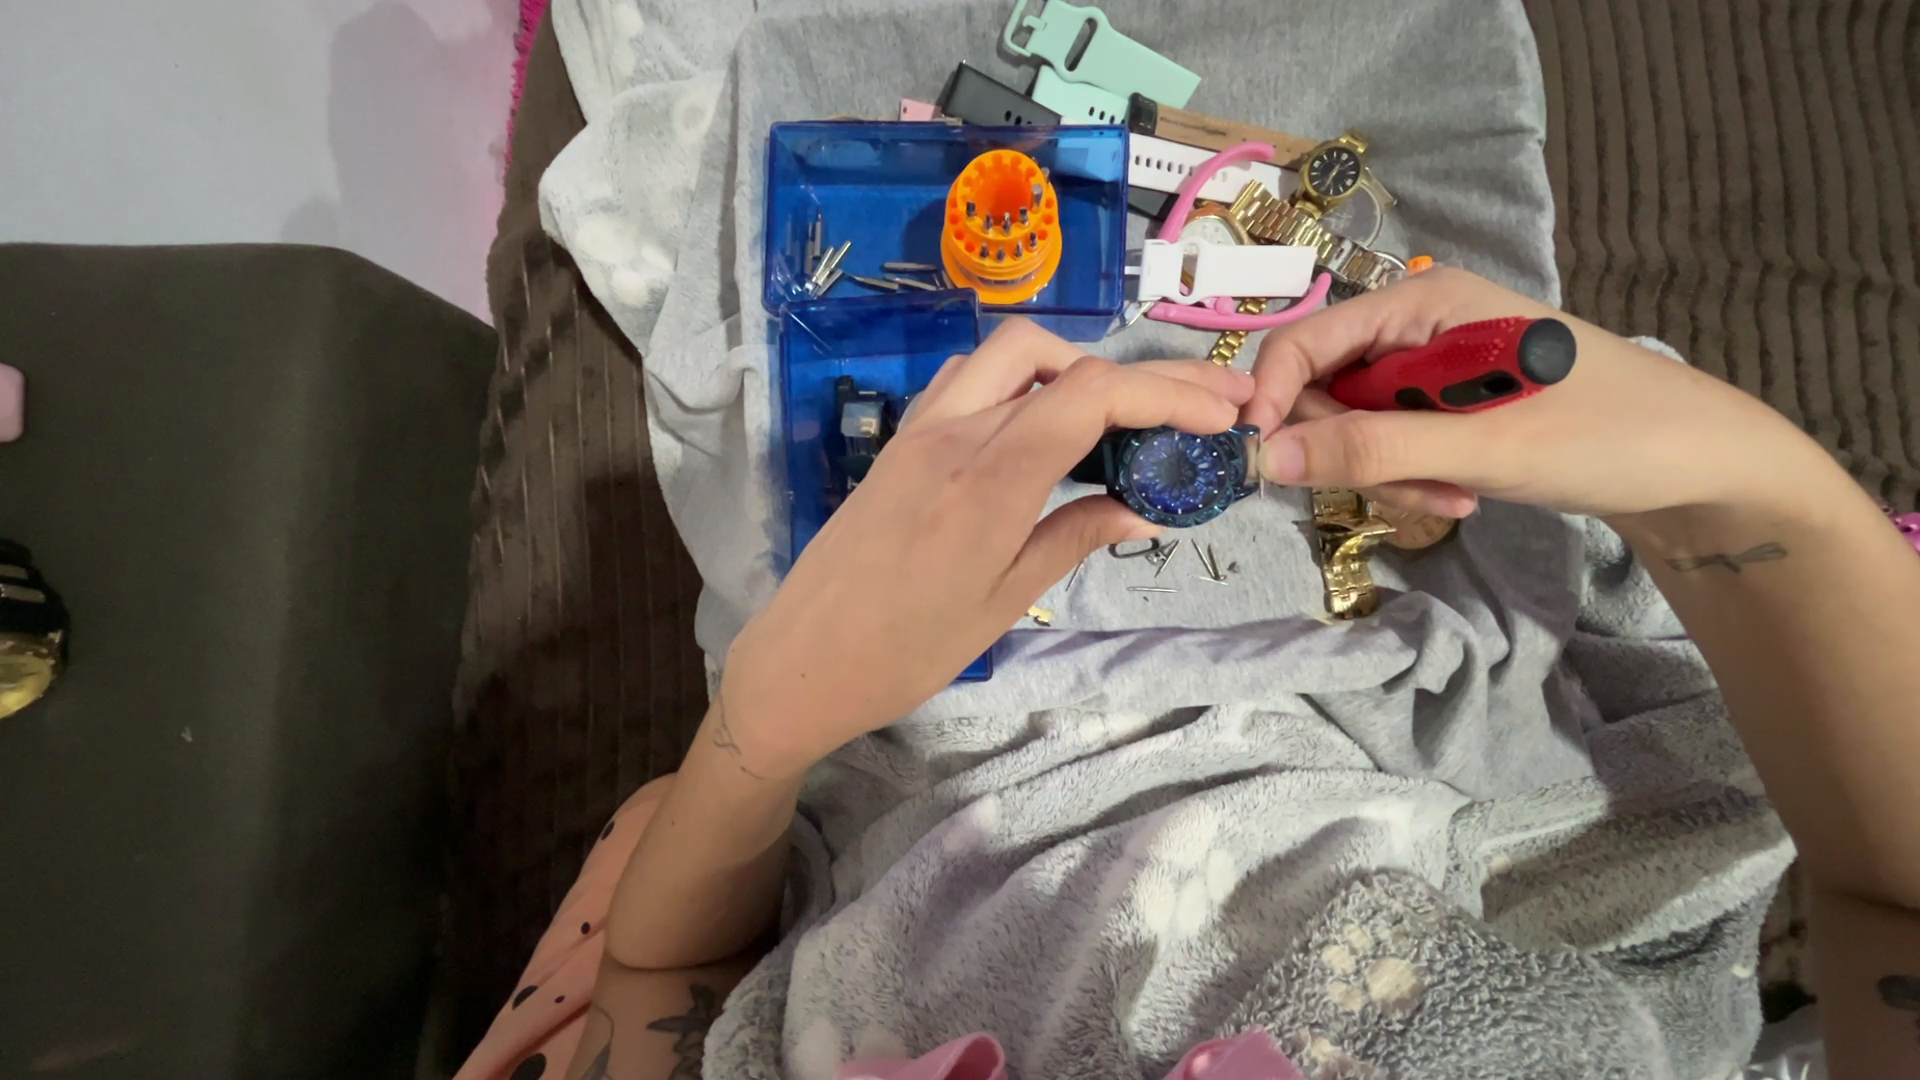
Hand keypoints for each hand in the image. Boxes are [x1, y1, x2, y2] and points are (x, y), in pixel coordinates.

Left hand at [717, 318, 1252, 776]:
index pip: (1091, 394)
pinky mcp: (901, 441)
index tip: (1222, 413)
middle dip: (1137, 369)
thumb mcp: (1004, 602)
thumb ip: (1075, 537)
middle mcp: (953, 433)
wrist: (801, 661)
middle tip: (1200, 396)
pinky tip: (1041, 424)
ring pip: (1006, 354)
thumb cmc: (905, 651)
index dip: (1167, 393)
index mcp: (989, 480)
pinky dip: (1020, 382)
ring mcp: (919, 430)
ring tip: (1119, 413)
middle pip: (1054, 355)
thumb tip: (1147, 509)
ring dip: (1073, 366)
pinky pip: (967, 381)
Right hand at [1244, 267, 1834, 523]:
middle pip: (1319, 391)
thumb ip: (1370, 448)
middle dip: (1346, 449)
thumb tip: (1263, 459)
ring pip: (1346, 427)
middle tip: (1398, 489)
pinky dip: (1404, 477)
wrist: (1706, 469)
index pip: (1303, 343)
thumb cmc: (1608, 434)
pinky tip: (1456, 493)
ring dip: (1381, 472)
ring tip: (1447, 495)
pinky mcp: (1435, 407)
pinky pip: (1381, 445)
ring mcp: (1423, 371)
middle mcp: (1412, 329)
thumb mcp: (1482, 446)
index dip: (1272, 399)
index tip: (1263, 461)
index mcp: (1422, 305)